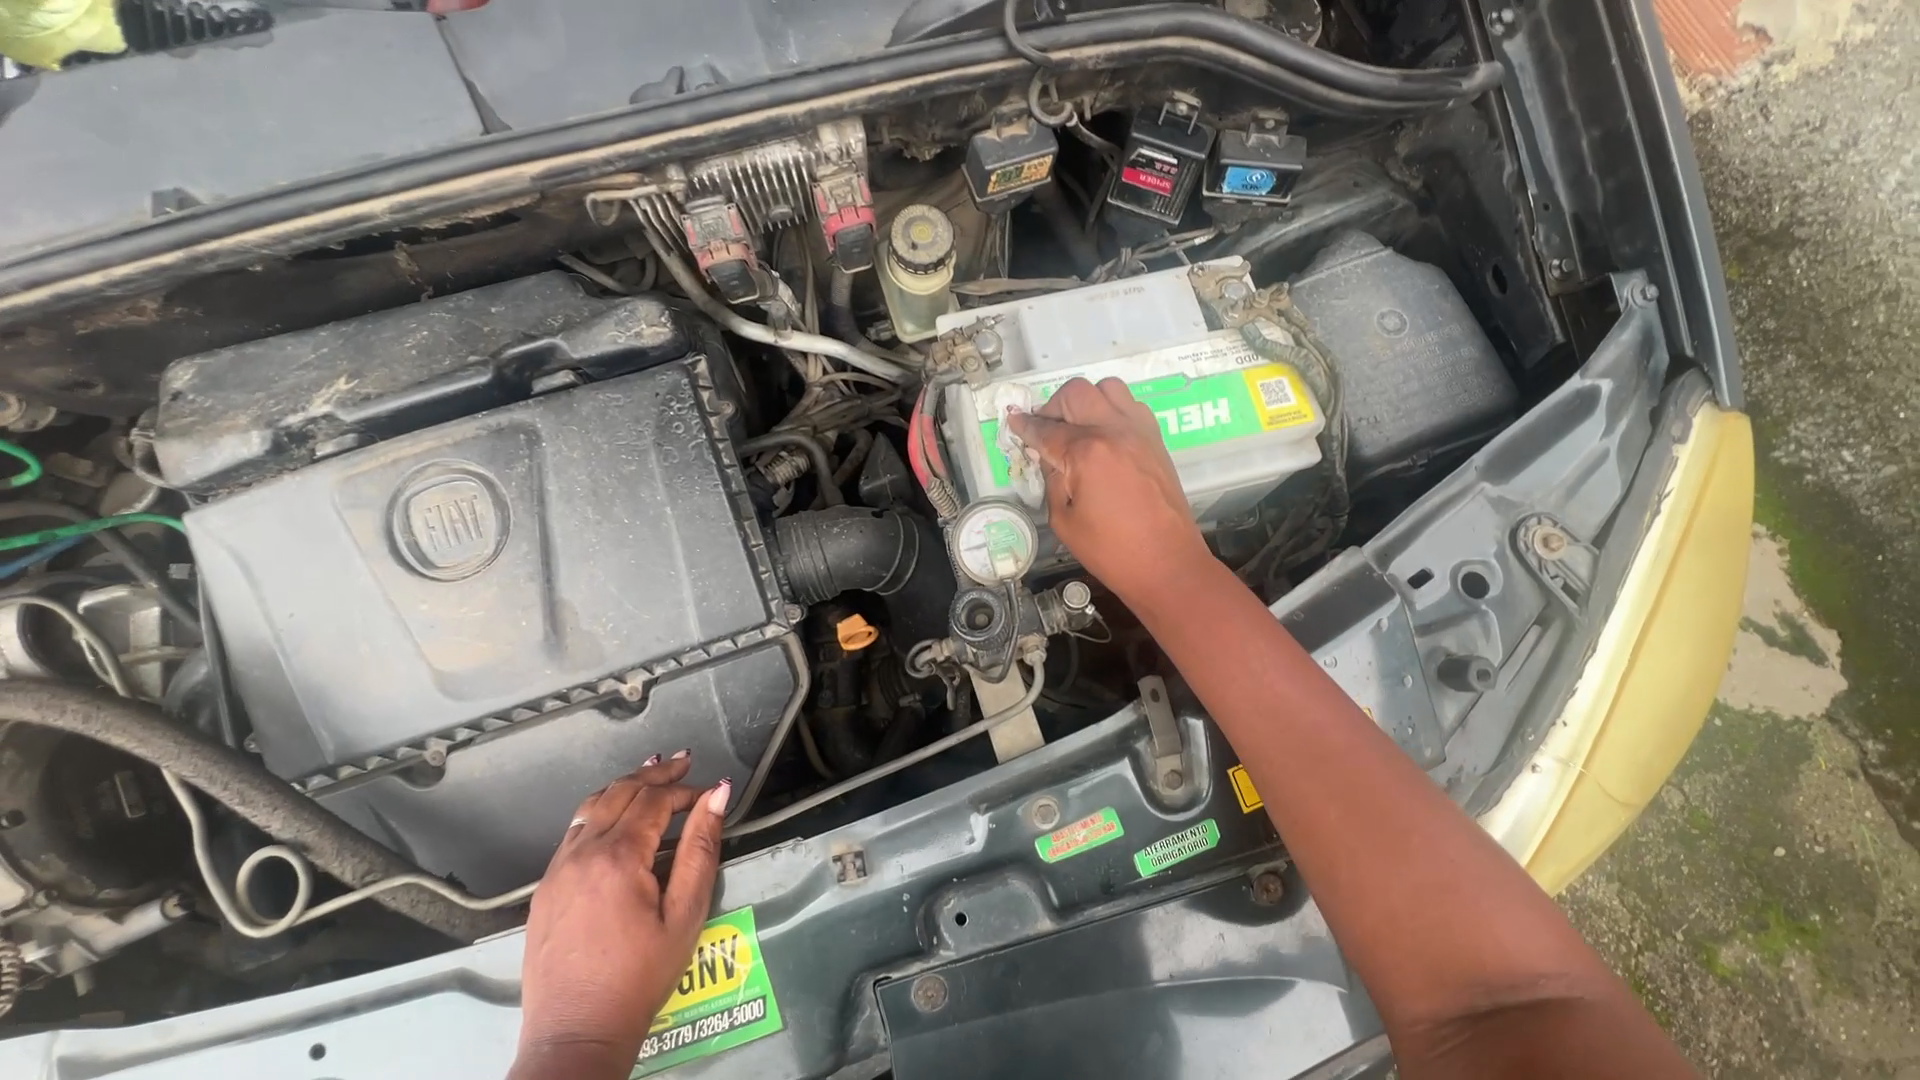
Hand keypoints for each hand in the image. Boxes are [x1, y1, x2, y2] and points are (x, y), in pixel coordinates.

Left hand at [510, 754, 730, 1079]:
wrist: (575, 1033)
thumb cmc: (640, 976)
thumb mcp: (685, 914)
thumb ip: (701, 849)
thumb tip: (717, 794)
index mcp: (619, 856)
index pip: (654, 801)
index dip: (684, 790)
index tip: (709, 792)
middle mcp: (582, 852)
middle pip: (620, 793)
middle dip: (655, 774)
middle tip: (682, 760)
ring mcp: (557, 869)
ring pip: (590, 807)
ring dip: (623, 785)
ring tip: (649, 771)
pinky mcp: (544, 889)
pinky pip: (572, 832)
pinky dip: (597, 810)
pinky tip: (612, 814)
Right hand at [1007, 377, 1213, 607]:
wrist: (1166, 563)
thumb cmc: (1112, 551)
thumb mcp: (1064, 520)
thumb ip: (1053, 481)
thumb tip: (1051, 459)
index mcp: (1087, 453)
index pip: (1046, 430)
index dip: (1025, 427)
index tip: (1015, 422)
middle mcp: (1114, 431)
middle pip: (1075, 394)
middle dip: (1053, 407)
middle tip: (1046, 430)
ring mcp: (1139, 432)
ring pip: (1107, 388)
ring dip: (1086, 401)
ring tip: (1077, 426)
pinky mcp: (1155, 440)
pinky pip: (1131, 405)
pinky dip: (1112, 410)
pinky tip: (1105, 434)